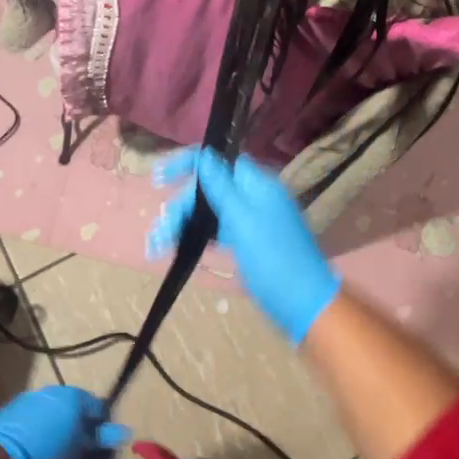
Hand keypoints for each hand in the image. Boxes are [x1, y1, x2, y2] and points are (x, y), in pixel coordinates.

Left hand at [0, 386, 129, 458]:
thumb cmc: (50, 456)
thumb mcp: (81, 454)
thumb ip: (103, 441)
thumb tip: (125, 433)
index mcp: (77, 396)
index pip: (100, 409)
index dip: (102, 432)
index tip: (98, 452)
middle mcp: (56, 390)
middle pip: (76, 410)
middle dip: (79, 430)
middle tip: (78, 456)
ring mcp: (32, 397)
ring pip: (54, 414)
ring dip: (58, 430)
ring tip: (54, 456)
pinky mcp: (12, 409)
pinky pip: (34, 419)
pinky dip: (38, 432)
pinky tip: (34, 452)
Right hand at [149, 147, 341, 344]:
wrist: (302, 304)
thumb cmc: (274, 260)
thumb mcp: (243, 220)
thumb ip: (222, 187)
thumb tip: (205, 154)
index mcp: (257, 184)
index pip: (219, 161)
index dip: (188, 164)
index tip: (159, 178)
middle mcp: (252, 196)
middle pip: (208, 189)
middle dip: (180, 206)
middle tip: (159, 232)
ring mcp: (249, 220)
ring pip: (208, 211)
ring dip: (181, 223)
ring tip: (156, 246)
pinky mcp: (245, 241)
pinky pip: (215, 230)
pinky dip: (195, 236)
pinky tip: (175, 248)